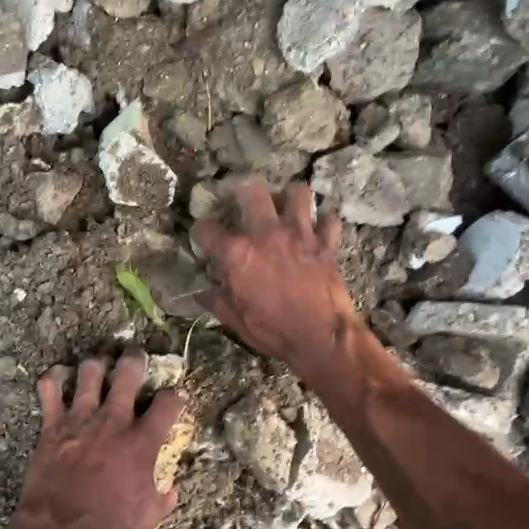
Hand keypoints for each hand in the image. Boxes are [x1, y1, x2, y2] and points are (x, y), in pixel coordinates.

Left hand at [18, 350, 183, 528]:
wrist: (62, 521)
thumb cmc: (109, 520)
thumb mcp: (148, 515)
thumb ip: (164, 499)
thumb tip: (172, 491)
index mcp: (142, 440)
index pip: (168, 403)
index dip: (175, 396)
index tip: (173, 398)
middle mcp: (114, 419)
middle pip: (129, 372)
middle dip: (135, 359)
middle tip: (135, 357)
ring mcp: (81, 417)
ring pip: (90, 371)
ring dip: (96, 365)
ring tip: (98, 366)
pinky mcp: (53, 422)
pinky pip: (49, 388)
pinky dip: (53, 377)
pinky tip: (58, 375)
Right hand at [193, 179, 353, 369]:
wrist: (321, 338)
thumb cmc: (273, 330)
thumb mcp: (234, 319)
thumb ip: (216, 299)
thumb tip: (201, 291)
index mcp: (236, 254)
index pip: (206, 229)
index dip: (199, 231)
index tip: (202, 237)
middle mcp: (266, 234)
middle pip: (252, 191)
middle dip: (243, 190)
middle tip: (241, 201)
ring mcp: (299, 235)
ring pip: (297, 193)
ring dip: (289, 197)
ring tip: (284, 208)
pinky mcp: (326, 244)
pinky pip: (329, 219)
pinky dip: (324, 222)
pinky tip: (318, 229)